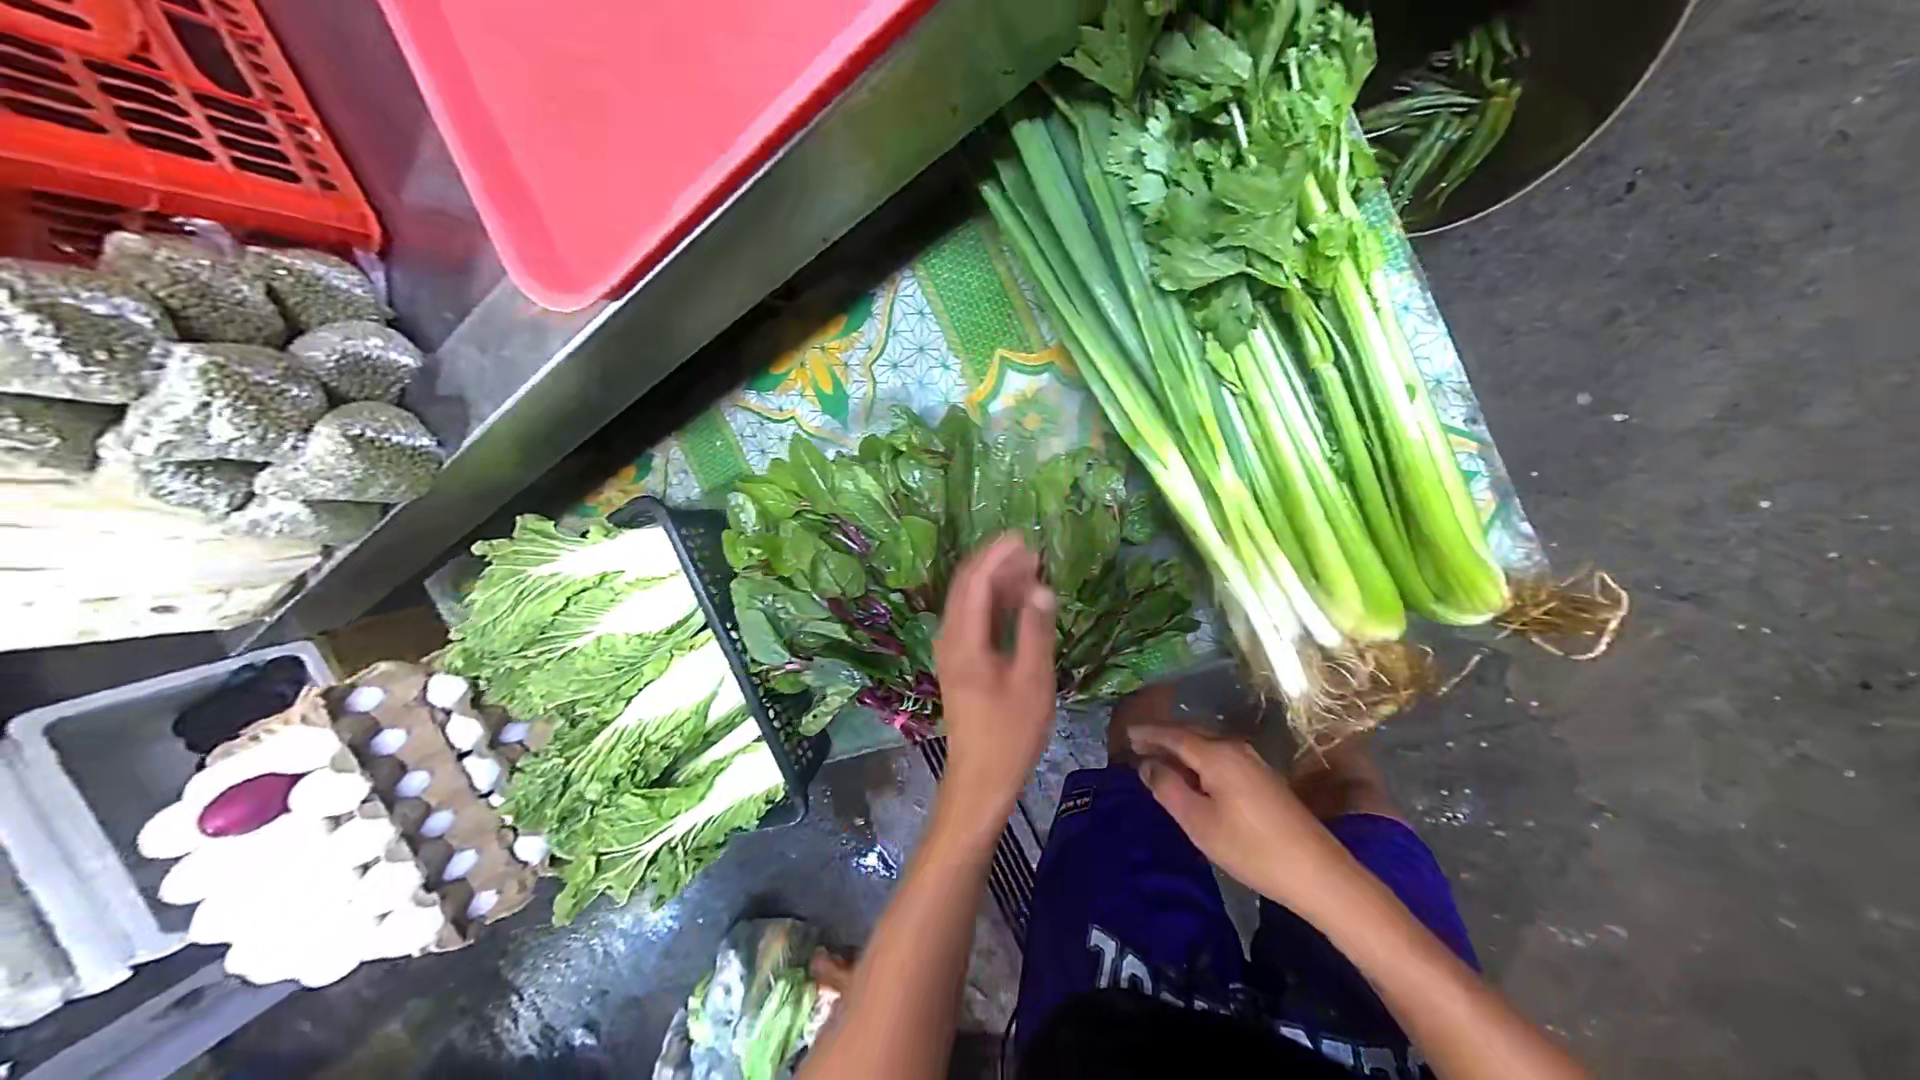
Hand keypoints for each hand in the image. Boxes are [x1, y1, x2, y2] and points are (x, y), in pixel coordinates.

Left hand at [935, 534, 1056, 815]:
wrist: (980, 778)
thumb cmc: (1009, 733)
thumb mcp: (1032, 680)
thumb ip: (1035, 630)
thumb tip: (1041, 588)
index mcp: (963, 639)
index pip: (975, 580)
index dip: (997, 554)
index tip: (1023, 537)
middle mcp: (950, 638)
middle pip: (968, 586)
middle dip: (998, 564)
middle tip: (1033, 552)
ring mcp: (952, 650)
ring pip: (971, 602)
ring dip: (998, 583)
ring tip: (1033, 571)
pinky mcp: (960, 662)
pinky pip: (975, 620)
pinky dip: (996, 606)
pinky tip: (1020, 604)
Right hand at [1129, 723, 1348, 914]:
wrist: (1317, 873)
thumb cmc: (1250, 849)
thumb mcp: (1198, 822)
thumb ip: (1168, 788)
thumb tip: (1148, 765)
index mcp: (1217, 754)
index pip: (1174, 734)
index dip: (1148, 733)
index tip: (1126, 733)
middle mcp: (1235, 749)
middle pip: (1192, 734)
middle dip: (1163, 737)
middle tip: (1137, 743)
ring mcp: (1253, 762)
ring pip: (1207, 744)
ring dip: (1181, 747)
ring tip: (1158, 756)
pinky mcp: (1263, 778)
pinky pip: (1220, 756)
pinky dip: (1198, 758)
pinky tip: (1192, 773)